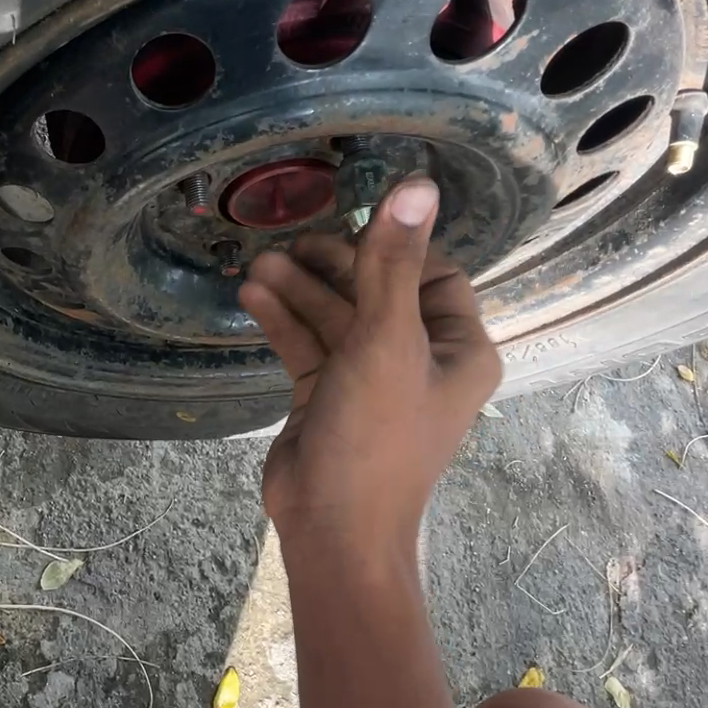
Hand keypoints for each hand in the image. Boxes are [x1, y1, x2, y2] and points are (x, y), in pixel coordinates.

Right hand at [237, 176, 500, 554]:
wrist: (333, 524)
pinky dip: (283, 321)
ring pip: (333, 319)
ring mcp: (367, 379)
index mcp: (456, 347)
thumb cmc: (376, 434)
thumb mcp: (386, 342)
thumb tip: (415, 183)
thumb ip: (391, 265)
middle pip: (374, 293)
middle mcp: (417, 358)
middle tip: (287, 243)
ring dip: (298, 291)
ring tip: (257, 266)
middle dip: (331, 267)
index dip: (394, 249)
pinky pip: (307, 346)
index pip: (433, 275)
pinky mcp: (326, 396)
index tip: (348, 226)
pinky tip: (251, 296)